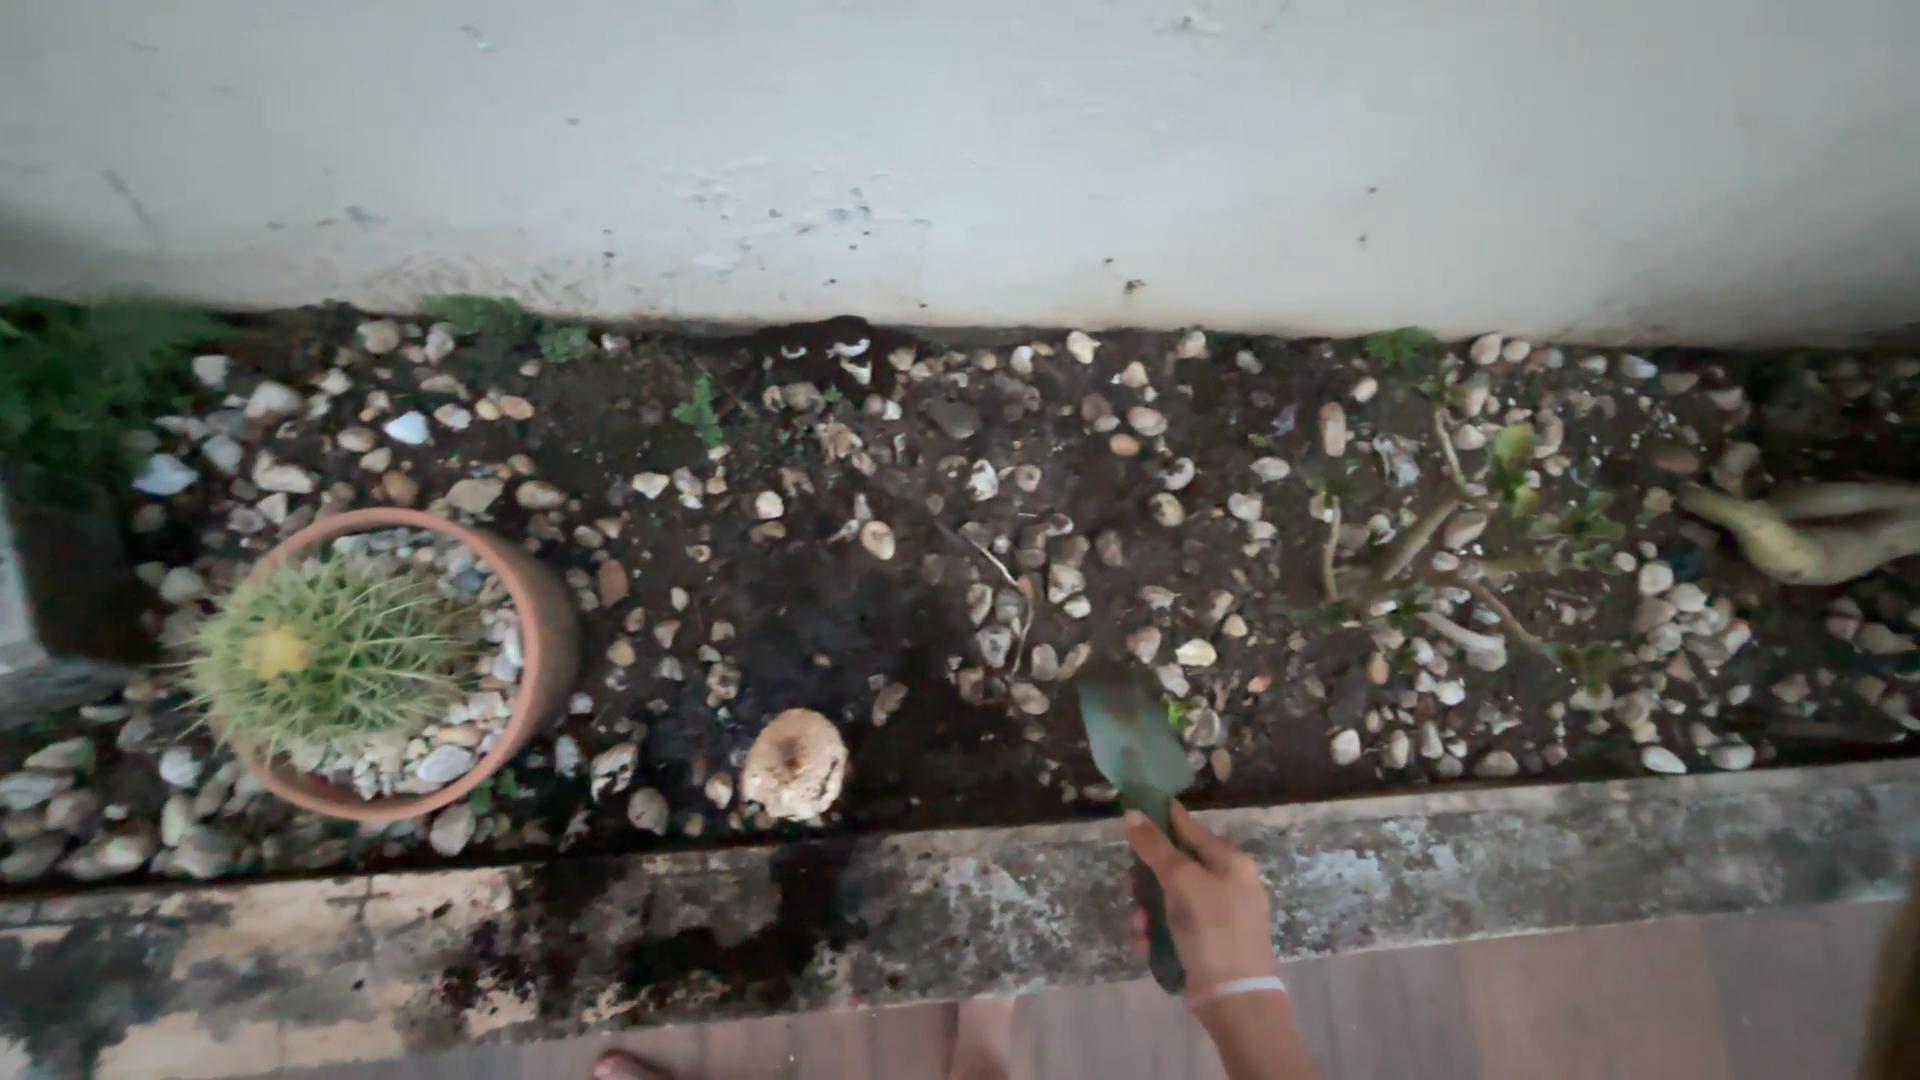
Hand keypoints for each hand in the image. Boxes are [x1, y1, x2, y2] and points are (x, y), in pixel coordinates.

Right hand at [1124, 799, 1278, 993]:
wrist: (1236, 1001)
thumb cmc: (1213, 930)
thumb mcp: (1182, 882)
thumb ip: (1155, 847)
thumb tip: (1132, 812)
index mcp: (1231, 862)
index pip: (1190, 827)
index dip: (1161, 817)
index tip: (1133, 810)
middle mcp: (1229, 883)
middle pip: (1177, 864)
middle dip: (1147, 876)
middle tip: (1129, 886)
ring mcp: (1220, 914)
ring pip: (1171, 895)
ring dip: (1148, 907)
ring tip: (1138, 924)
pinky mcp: (1209, 942)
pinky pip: (1176, 923)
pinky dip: (1158, 930)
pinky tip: (1145, 942)